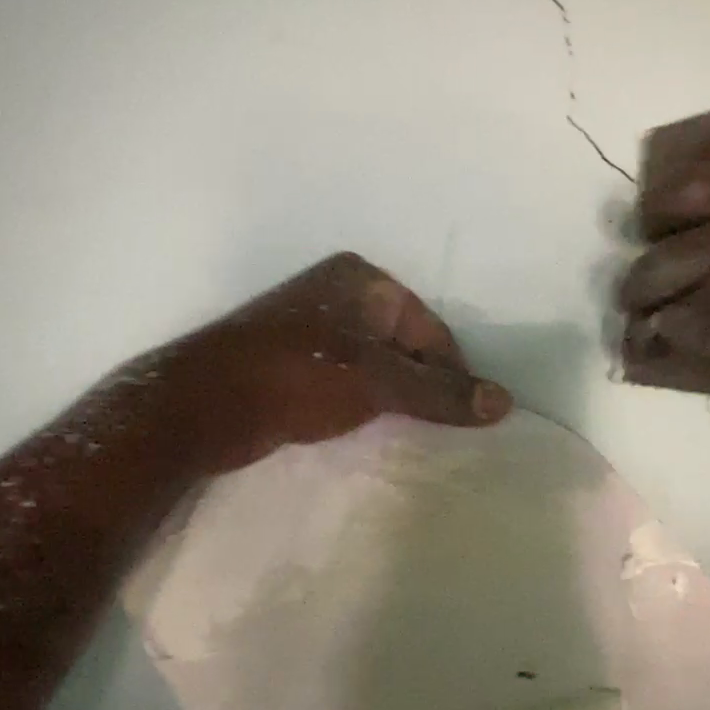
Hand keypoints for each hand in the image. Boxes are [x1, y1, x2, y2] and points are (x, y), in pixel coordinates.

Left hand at [153, 252, 511, 472]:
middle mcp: (341, 292)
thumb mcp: (379, 383)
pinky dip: (365, 398)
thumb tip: (505, 402)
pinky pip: (351, 374)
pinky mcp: (295, 357)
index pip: (432, 329)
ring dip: (395, 395)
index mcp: (364, 280)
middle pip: (408, 343)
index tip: (463, 417)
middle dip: (423, 384)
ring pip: (379, 362)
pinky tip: (365, 424)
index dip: (451, 374)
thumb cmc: (298, 379)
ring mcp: (315, 324)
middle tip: (436, 426)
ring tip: (403, 429)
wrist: (204, 407)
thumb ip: (442, 393)